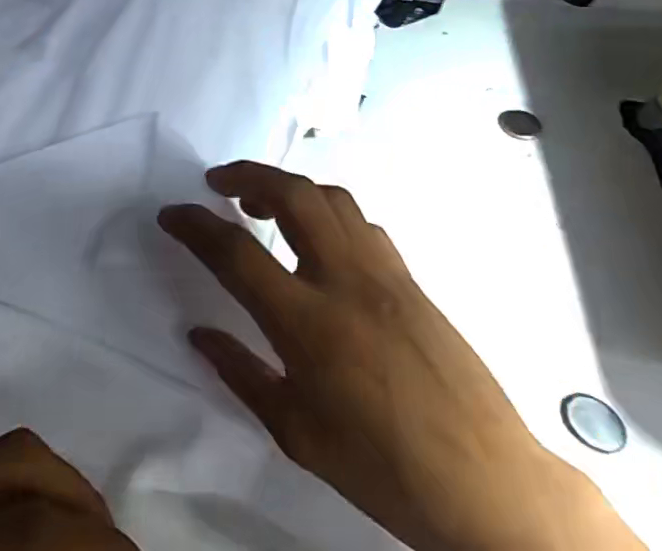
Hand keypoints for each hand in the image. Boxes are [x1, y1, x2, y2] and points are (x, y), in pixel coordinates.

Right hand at [160, 163, 645, 550]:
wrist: (490, 488)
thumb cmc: (380, 464)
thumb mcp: (295, 431)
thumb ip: (240, 372)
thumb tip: (199, 334)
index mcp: (307, 323)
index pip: (235, 251)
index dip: (194, 224)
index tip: (170, 213)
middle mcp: (346, 283)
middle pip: (293, 196)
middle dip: (247, 173)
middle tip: (217, 181)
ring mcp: (386, 278)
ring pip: (333, 200)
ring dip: (289, 186)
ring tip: (262, 200)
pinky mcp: (415, 284)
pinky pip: (364, 225)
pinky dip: (328, 212)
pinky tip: (318, 239)